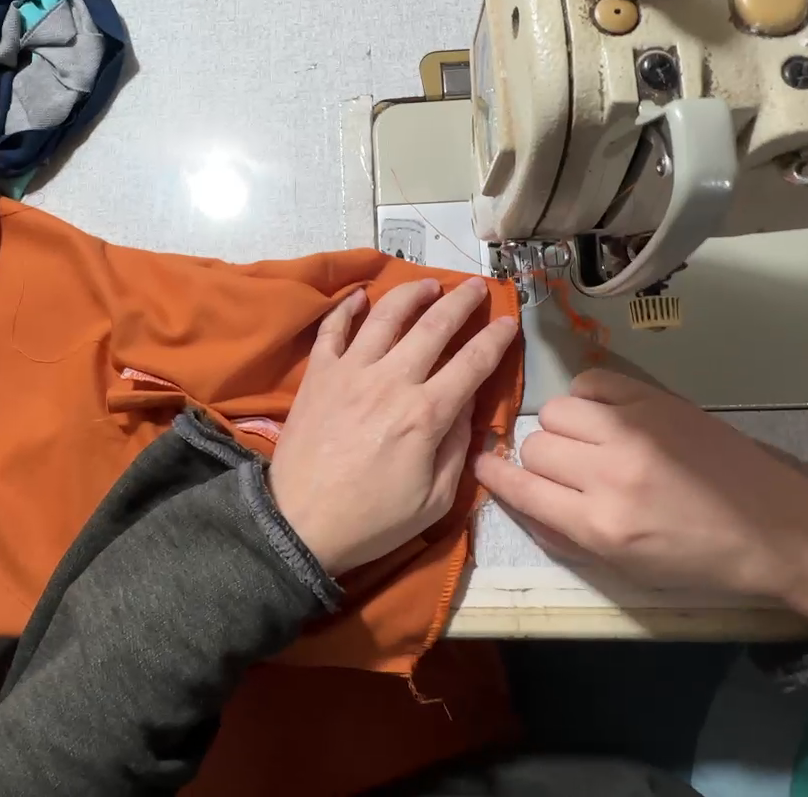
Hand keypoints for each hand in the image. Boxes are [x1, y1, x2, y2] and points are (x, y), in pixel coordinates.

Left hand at [270, 278, 518, 575]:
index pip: (472, 364)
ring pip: (385, 317)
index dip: (495, 339)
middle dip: (460, 302)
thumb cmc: (371, 520)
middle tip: (476, 286)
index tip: (508, 321)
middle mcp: (390, 381)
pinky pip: (332, 329)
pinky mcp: (318, 374)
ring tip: (427, 283)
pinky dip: (346, 308)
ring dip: (411, 294)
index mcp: (425, 415)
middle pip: (433, 327)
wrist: (299, 524)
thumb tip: (467, 408)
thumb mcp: (434, 501)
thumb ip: (456, 449)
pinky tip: (360, 296)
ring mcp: (350, 372)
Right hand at [475, 369, 807, 638]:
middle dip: (538, 460)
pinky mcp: (654, 400)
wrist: (780, 529)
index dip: (494, 475)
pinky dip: (587, 400)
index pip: (521, 487)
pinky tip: (604, 417)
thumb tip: (519, 497)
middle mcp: (610, 472)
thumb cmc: (700, 561)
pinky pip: (590, 383)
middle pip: (535, 444)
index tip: (483, 463)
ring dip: (561, 428)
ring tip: (587, 442)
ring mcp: (633, 429)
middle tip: (564, 470)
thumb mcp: (626, 570)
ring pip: (555, 410)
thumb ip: (564, 535)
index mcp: (602, 524)